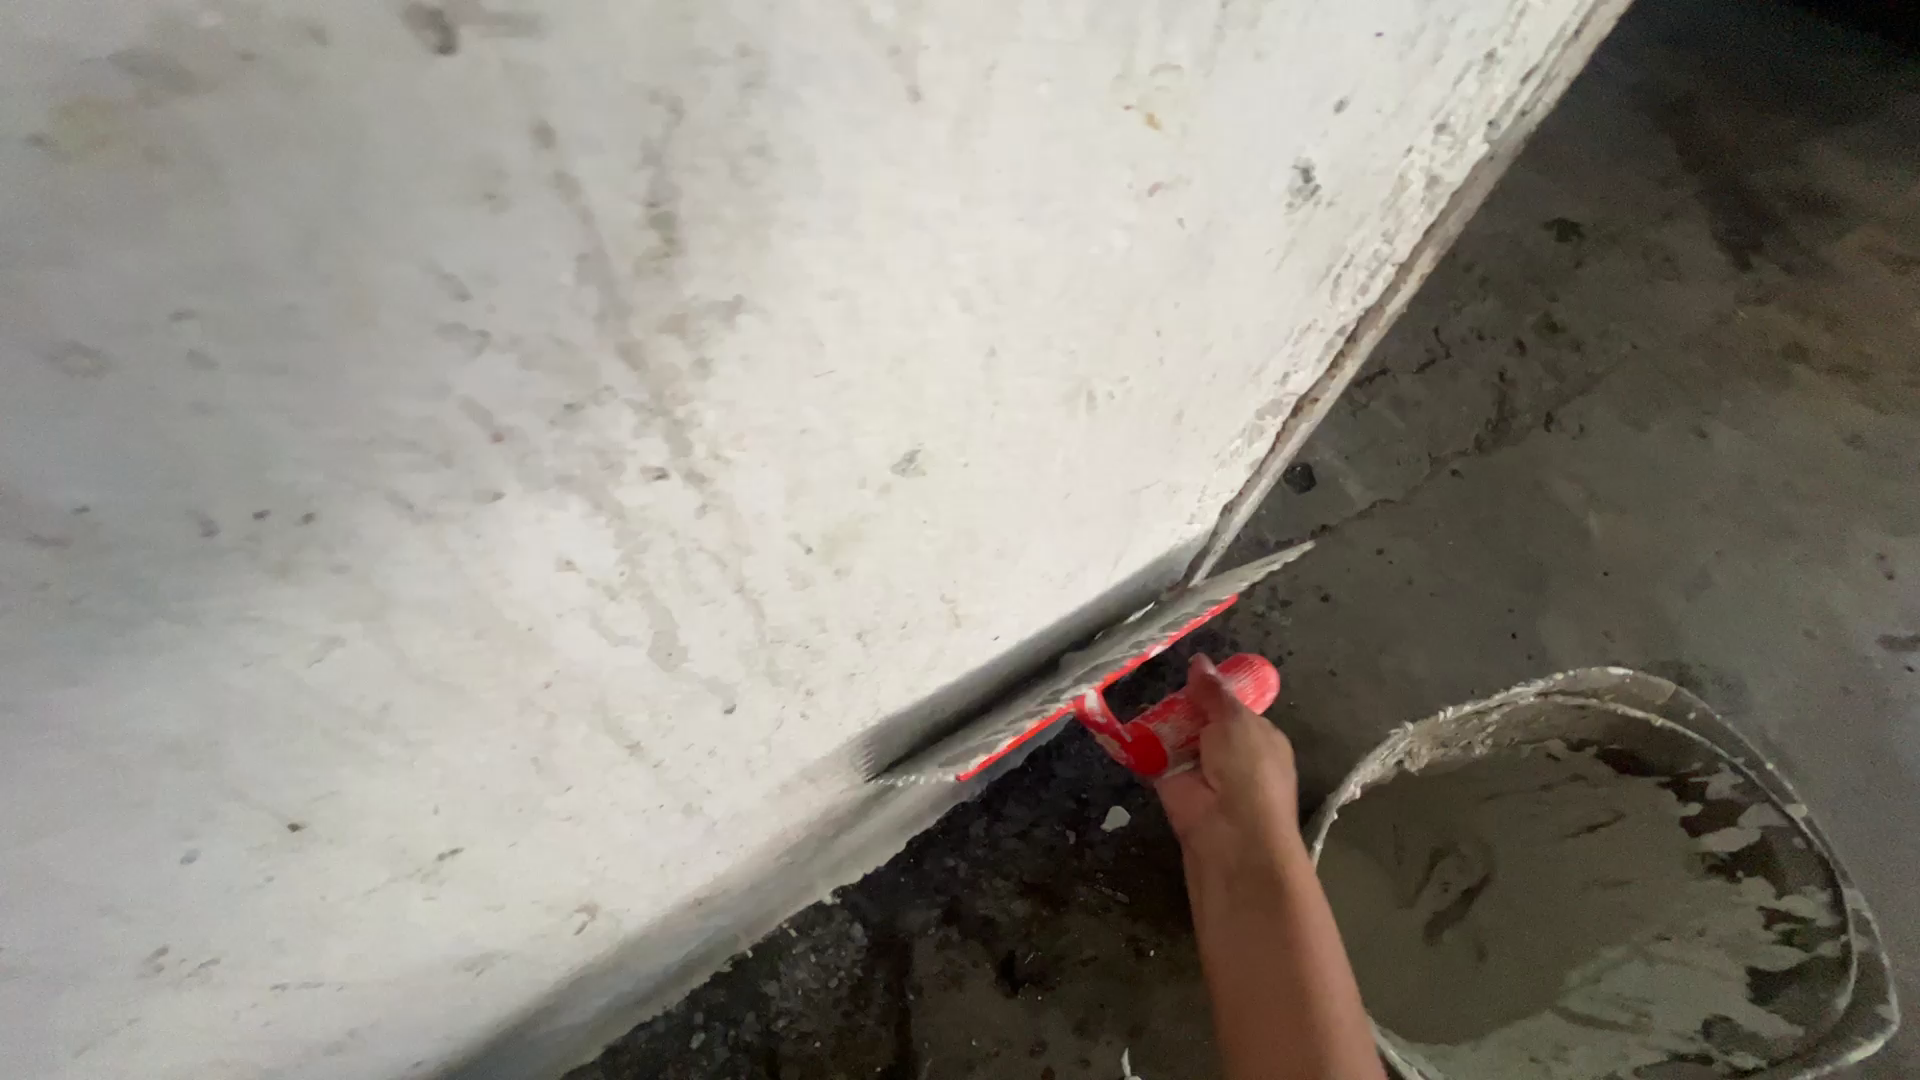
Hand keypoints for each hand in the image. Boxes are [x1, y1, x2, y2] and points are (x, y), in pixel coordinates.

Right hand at [1154, 655, 1302, 874]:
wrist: (1230, 831)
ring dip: (1160, 718)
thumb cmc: (1247, 769)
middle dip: (1183, 702)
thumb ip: (1213, 691)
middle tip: (1159, 678)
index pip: (1234, 706)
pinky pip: (1152, 754)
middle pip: (1200, 717)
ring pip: (1175, 733)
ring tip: (1138, 691)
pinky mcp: (1169, 780)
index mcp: (1258, 736)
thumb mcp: (1235, 720)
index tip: (1191, 671)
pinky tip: (1124, 721)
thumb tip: (1199, 660)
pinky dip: (1138, 742)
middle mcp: (1230, 751)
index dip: (1214, 690)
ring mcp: (1198, 766)